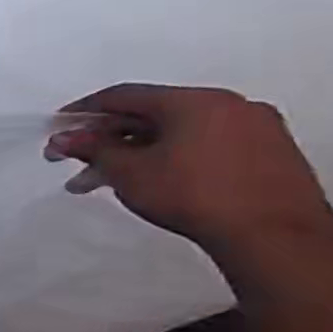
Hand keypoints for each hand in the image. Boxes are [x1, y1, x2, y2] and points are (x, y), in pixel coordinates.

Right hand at [46, 83, 332, 257]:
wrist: (275, 236)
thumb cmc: (191, 194)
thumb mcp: (127, 171)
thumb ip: (92, 149)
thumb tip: (63, 139)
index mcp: (194, 101)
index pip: (124, 95)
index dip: (83, 110)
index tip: (57, 127)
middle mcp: (229, 104)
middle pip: (152, 113)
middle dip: (107, 138)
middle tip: (77, 160)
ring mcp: (257, 128)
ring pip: (178, 131)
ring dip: (137, 151)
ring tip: (107, 180)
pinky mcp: (272, 152)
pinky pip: (206, 143)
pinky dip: (172, 156)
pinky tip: (152, 179)